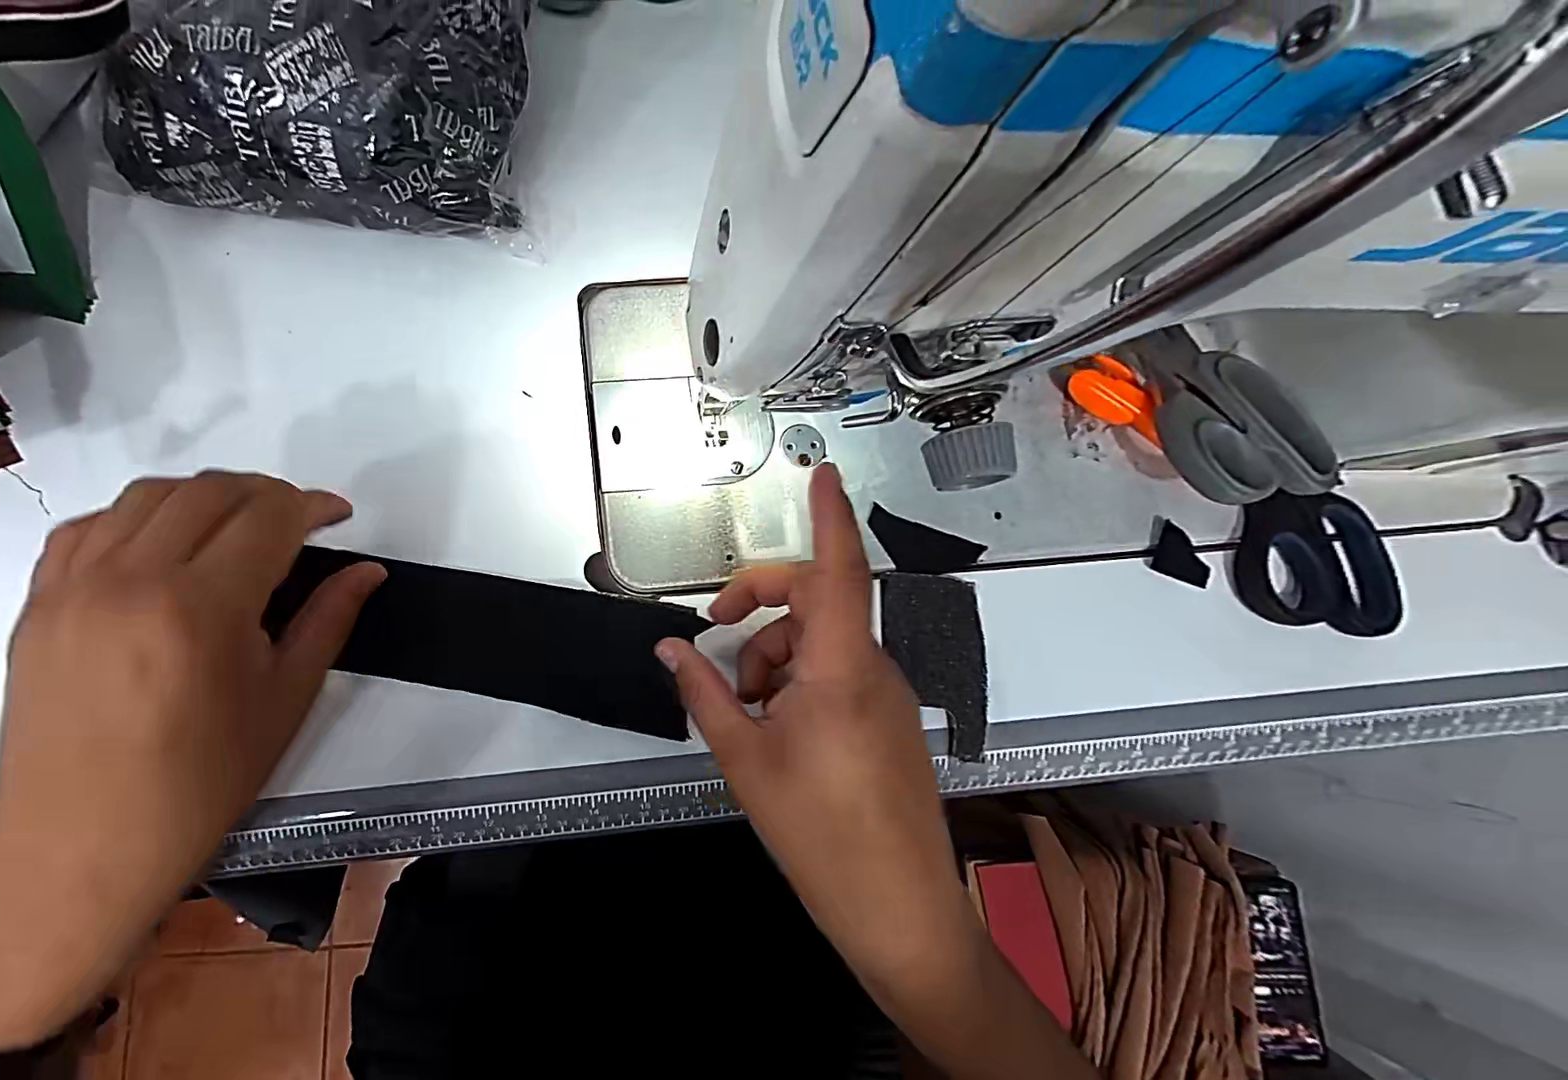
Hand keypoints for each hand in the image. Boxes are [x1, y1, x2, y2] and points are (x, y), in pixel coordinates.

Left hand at [0, 471, 384, 1049]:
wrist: (82, 850)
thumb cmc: (202, 783)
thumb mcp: (286, 699)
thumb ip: (329, 618)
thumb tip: (367, 571)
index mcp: (201, 608)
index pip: (268, 517)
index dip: (312, 505)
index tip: (337, 515)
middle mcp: (131, 580)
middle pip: (210, 490)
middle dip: (267, 492)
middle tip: (298, 520)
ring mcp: (73, 588)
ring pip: (148, 494)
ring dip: (206, 495)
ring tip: (238, 526)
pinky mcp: (37, 604)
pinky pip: (90, 526)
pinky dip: (140, 517)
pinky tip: (166, 547)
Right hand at [653, 465, 965, 990]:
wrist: (898, 911)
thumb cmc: (821, 838)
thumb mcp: (744, 758)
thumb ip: (704, 692)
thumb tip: (670, 650)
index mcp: (842, 671)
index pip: (839, 571)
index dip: (831, 515)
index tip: (823, 474)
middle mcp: (873, 670)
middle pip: (815, 599)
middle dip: (759, 607)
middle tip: (716, 635)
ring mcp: (884, 693)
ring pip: (820, 638)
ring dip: (773, 654)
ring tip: (746, 708)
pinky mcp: (885, 716)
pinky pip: (836, 668)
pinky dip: (796, 677)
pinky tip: (774, 723)